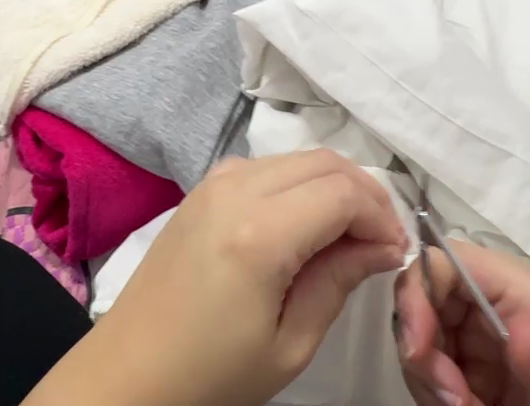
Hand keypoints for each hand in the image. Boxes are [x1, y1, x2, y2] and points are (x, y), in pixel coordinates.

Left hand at [28, 150, 408, 405]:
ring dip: (333, 184)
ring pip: (297, 157)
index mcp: (258, 232)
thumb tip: (383, 245)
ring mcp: (214, 180)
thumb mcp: (290, 343)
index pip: (342, 192)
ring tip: (350, 235)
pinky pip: (267, 166)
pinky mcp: (203, 186)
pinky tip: (307, 223)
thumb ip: (339, 280)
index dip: (381, 217)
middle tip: (382, 242)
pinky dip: (300, 182)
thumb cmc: (213, 372)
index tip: (396, 254)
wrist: (133, 369)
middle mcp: (235, 188)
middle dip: (364, 194)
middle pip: (323, 162)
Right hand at [394, 239, 529, 405]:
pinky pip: (436, 376)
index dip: (418, 291)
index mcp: (519, 289)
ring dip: (430, 378)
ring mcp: (481, 343)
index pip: (444, 261)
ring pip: (423, 340)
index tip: (418, 347)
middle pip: (423, 301)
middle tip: (451, 397)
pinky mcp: (478, 376)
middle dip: (421, 345)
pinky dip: (440, 397)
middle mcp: (491, 307)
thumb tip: (520, 330)